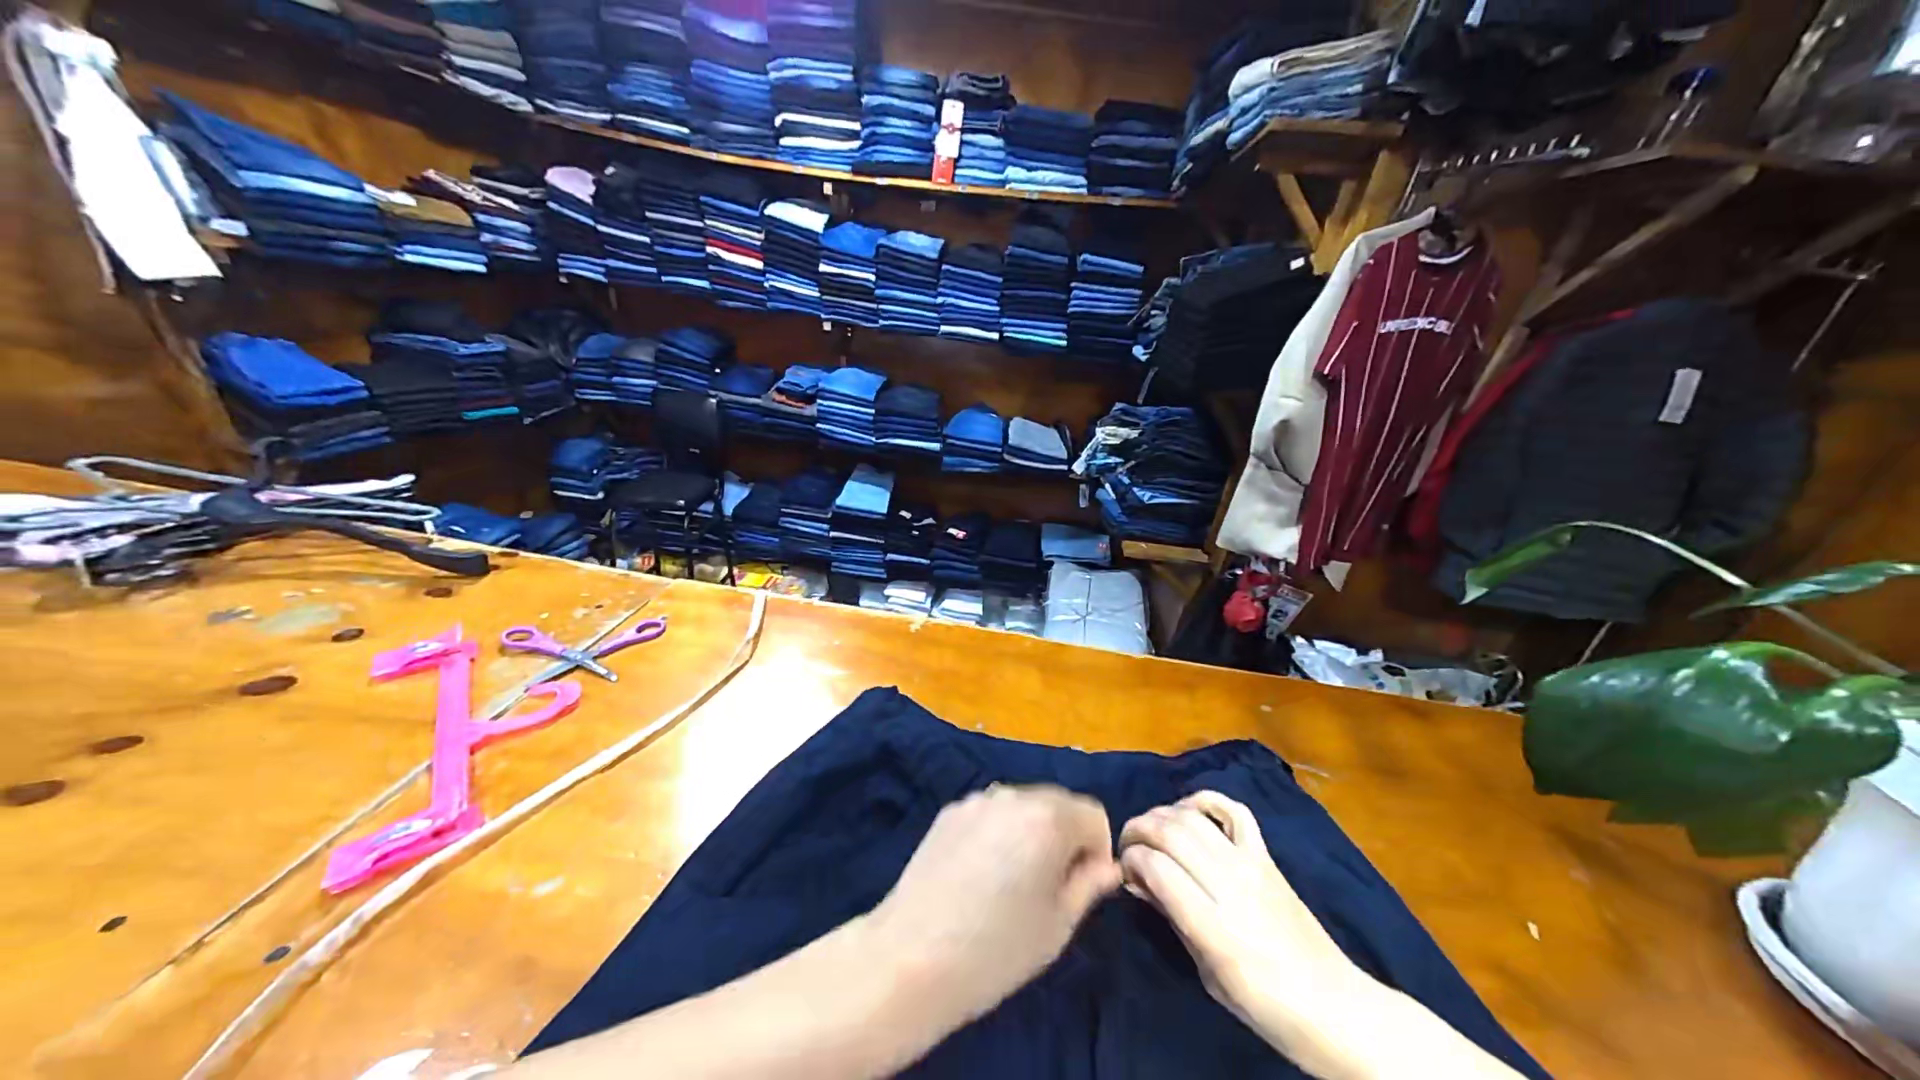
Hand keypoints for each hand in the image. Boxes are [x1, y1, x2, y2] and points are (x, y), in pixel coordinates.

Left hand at [866, 784, 1121, 1024]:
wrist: (910, 957)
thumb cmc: (997, 948)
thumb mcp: (1058, 925)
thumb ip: (1089, 885)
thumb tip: (1105, 866)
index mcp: (1047, 817)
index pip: (1093, 815)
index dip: (1096, 851)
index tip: (1081, 888)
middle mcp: (1012, 796)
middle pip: (1058, 804)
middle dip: (1065, 838)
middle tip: (1050, 888)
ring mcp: (975, 801)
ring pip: (1022, 807)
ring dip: (1031, 833)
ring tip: (1013, 882)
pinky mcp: (947, 813)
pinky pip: (990, 814)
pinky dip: (999, 833)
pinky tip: (981, 875)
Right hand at [1118, 792, 1377, 1072]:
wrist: (1333, 1004)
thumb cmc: (1263, 1004)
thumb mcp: (1206, 973)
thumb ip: (1172, 918)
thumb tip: (1140, 881)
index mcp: (1212, 925)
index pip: (1155, 866)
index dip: (1130, 861)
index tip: (1124, 873)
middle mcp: (1230, 884)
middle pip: (1169, 832)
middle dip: (1137, 831)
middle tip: (1127, 848)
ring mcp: (1251, 864)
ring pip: (1192, 816)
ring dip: (1161, 815)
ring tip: (1151, 832)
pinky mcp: (1267, 855)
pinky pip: (1234, 811)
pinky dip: (1206, 800)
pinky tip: (1189, 812)